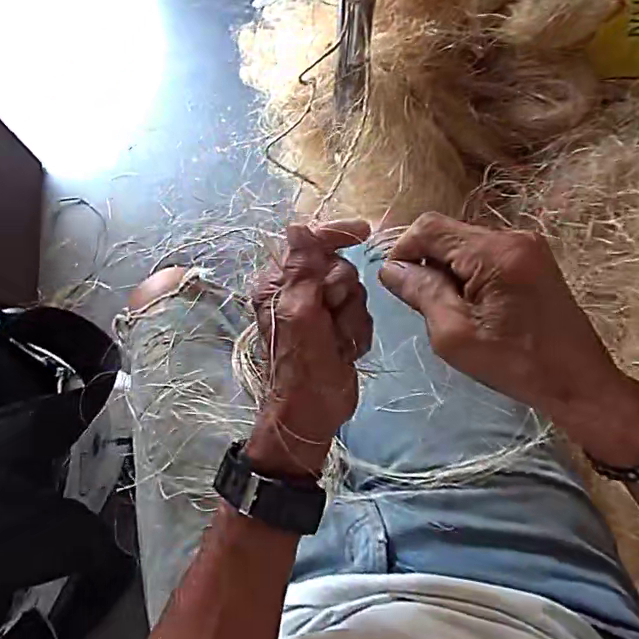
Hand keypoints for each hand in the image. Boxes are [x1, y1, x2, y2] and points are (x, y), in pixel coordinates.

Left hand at [246, 219, 371, 476]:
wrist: (312, 412)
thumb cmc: (301, 365)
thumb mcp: (300, 312)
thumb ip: (301, 269)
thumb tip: (296, 225)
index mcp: (277, 283)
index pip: (308, 243)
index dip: (334, 235)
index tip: (361, 232)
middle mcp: (295, 292)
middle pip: (337, 267)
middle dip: (343, 293)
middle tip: (331, 318)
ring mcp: (317, 311)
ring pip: (353, 292)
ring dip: (351, 318)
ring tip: (338, 341)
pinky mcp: (335, 328)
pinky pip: (359, 314)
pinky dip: (356, 332)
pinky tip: (345, 350)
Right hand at [376, 213, 638, 467]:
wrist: (581, 384)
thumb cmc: (516, 364)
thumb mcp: (454, 334)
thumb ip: (421, 293)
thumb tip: (390, 269)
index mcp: (495, 253)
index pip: (428, 228)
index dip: (402, 251)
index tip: (399, 286)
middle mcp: (512, 238)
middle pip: (445, 232)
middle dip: (424, 262)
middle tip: (424, 303)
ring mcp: (526, 246)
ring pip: (461, 243)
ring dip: (444, 269)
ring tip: (449, 308)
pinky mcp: (531, 259)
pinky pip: (480, 254)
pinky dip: (463, 273)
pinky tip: (470, 305)